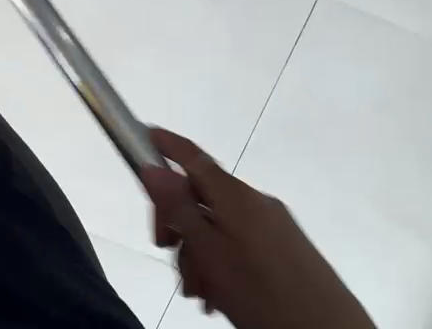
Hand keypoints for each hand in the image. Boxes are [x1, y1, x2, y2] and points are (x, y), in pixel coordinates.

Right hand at [139, 129, 374, 328]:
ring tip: (198, 292)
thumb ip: (179, 209)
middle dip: (177, 222)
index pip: (193, 156)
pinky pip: (240, 242)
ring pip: (218, 225)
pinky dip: (222, 261)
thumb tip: (152, 166)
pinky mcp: (288, 250)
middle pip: (201, 196)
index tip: (143, 136)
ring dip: (198, 252)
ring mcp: (275, 226)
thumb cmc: (264, 295)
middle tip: (165, 249)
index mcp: (236, 196)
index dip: (165, 143)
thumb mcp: (210, 254)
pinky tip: (219, 295)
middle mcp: (256, 202)